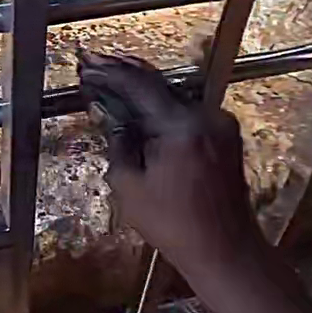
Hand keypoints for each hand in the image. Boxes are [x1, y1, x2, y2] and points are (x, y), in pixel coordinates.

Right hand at [78, 51, 264, 272]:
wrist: (225, 249)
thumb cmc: (173, 224)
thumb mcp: (129, 185)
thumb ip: (117, 140)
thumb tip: (104, 110)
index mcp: (181, 126)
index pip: (139, 85)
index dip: (109, 73)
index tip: (86, 64)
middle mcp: (205, 116)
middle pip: (158, 84)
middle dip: (124, 73)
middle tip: (94, 63)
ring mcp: (220, 123)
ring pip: (172, 96)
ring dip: (142, 90)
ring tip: (111, 80)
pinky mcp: (225, 134)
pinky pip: (186, 111)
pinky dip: (162, 107)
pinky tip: (141, 107)